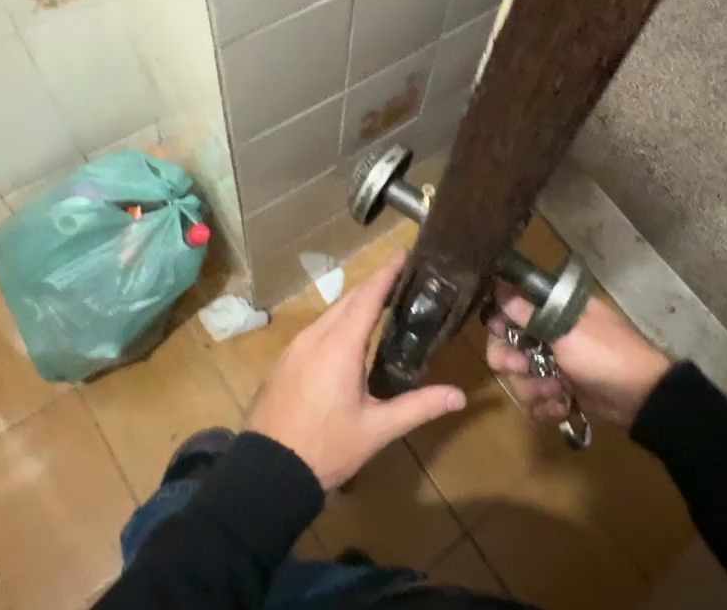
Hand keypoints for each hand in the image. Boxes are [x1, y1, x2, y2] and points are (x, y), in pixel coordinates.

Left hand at [247, 255, 466, 489]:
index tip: (405, 253)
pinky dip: (339, 320)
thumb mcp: (376, 430)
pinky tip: (349, 334)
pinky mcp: (286, 361)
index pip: (368, 296)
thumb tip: (460, 396)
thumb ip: (418, 407)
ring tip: (382, 300)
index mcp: (340, 345)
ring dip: (356, 302)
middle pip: (349, 299)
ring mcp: (296, 347)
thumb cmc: (325, 448)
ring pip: (330, 313)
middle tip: (402, 276)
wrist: (266, 473)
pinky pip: (317, 328)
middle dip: (375, 284)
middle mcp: (316, 336)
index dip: (387, 273)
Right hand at [485, 283, 671, 428]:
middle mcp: (550, 332)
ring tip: (557, 392)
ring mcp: (554, 362)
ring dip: (533, 388)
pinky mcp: (560, 390)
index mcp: (554, 309)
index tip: (499, 332)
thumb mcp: (567, 331)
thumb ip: (531, 314)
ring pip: (520, 376)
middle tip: (522, 367)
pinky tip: (562, 406)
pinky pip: (536, 399)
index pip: (513, 305)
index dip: (501, 319)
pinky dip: (546, 407)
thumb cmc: (605, 355)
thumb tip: (501, 289)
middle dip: (511, 360)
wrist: (640, 398)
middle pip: (508, 343)